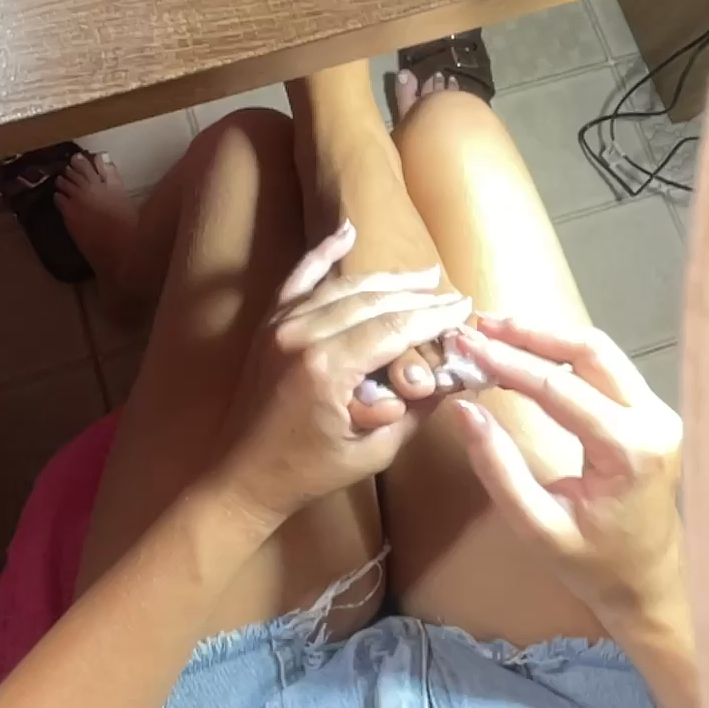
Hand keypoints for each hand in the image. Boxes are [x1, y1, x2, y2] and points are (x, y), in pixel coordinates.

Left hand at [212, 221, 473, 527]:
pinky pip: (299, 279)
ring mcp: (281, 324)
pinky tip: (348, 232)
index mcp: (327, 368)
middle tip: (452, 294)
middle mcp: (301, 335)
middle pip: (372, 301)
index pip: (394, 328)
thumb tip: (458, 374)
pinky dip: (323, 253)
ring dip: (385, 279)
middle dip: (417, 296)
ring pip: (343, 287)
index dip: (433, 316)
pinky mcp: (269, 323)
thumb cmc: (310, 471)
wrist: (243, 476)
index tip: (465, 307)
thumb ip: (417, 409)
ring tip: (423, 276)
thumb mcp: (375, 451)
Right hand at [446, 315, 684, 615]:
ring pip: (598, 349)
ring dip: (543, 335)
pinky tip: (523, 351)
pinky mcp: (648, 409)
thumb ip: (497, 466)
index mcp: (630, 451)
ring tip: (493, 331)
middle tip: (479, 327)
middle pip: (589, 350)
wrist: (648, 584)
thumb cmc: (593, 564)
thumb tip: (464, 408)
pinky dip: (558, 351)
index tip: (465, 345)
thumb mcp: (535, 526)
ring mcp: (656, 410)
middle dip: (529, 333)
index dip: (507, 362)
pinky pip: (603, 364)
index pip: (559, 388)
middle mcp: (653, 420)